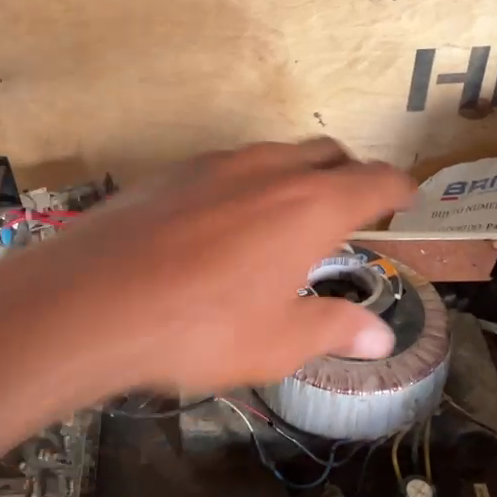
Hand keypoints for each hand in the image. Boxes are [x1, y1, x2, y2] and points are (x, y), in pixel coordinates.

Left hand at [0, 139, 414, 396]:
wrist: (90, 301)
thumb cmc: (198, 328)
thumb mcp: (276, 342)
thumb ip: (333, 329)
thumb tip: (380, 337)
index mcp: (310, 205)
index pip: (374, 180)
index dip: (397, 188)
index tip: (406, 198)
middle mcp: (267, 169)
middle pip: (327, 153)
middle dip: (347, 176)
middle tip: (349, 211)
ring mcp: (213, 164)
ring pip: (272, 156)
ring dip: (292, 177)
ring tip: (286, 219)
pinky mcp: (167, 173)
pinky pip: (224, 168)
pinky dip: (243, 185)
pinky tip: (221, 226)